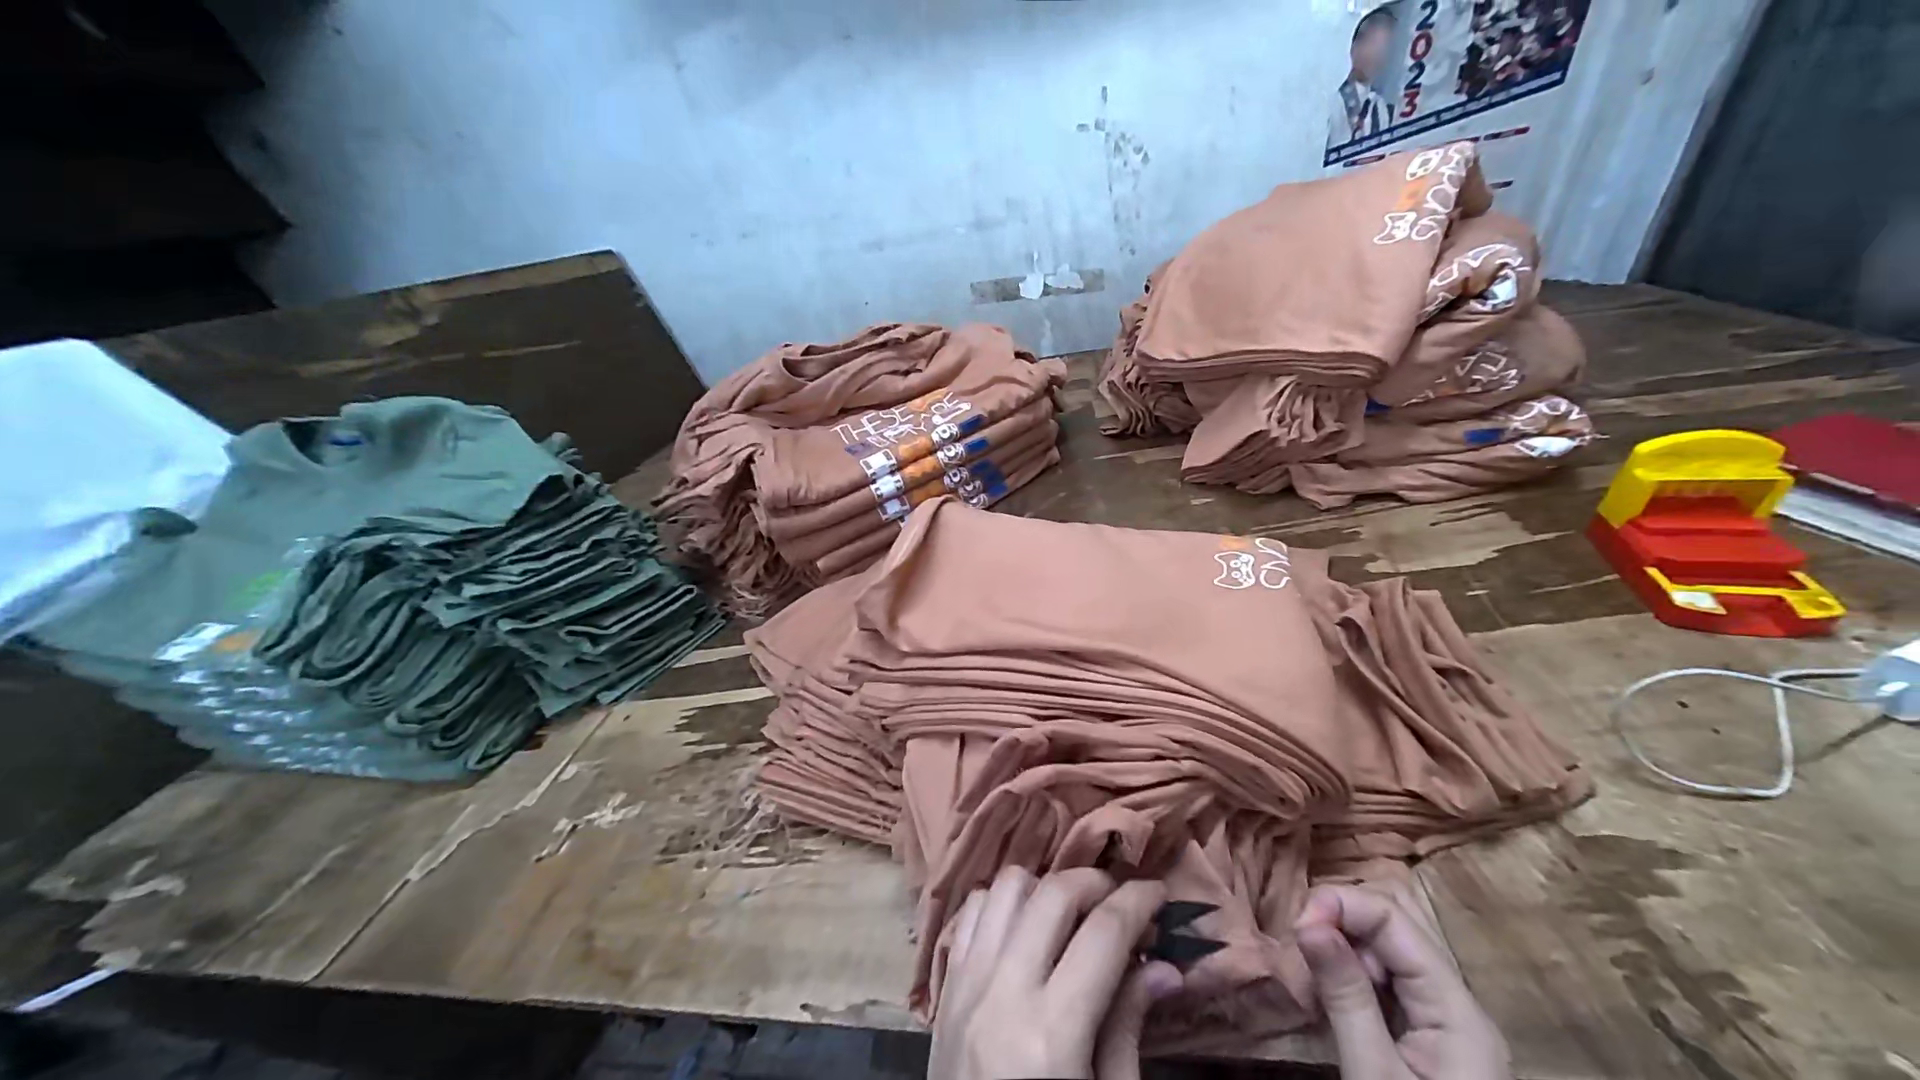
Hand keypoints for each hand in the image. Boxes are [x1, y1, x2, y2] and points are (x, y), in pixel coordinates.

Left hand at [928, 866, 1183, 1079]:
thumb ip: (1127, 1028)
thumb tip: (1164, 968)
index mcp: (1051, 1032)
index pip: (1103, 934)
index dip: (1138, 902)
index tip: (1159, 891)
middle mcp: (1003, 991)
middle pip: (1053, 894)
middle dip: (1096, 884)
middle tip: (1120, 903)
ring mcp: (967, 983)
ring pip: (1006, 888)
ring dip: (1045, 887)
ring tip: (1072, 915)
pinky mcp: (946, 986)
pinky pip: (973, 912)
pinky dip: (1004, 903)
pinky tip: (1027, 927)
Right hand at [1294, 884, 1510, 1079]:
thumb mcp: (1373, 1075)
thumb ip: (1345, 994)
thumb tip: (1307, 921)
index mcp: (1458, 1011)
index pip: (1396, 921)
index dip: (1342, 906)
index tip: (1295, 925)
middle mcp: (1459, 1005)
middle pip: (1397, 930)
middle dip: (1343, 922)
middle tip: (1300, 945)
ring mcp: (1447, 1022)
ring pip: (1391, 953)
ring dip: (1345, 948)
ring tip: (1313, 972)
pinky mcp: (1432, 1039)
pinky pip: (1391, 984)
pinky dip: (1355, 976)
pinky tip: (1333, 994)